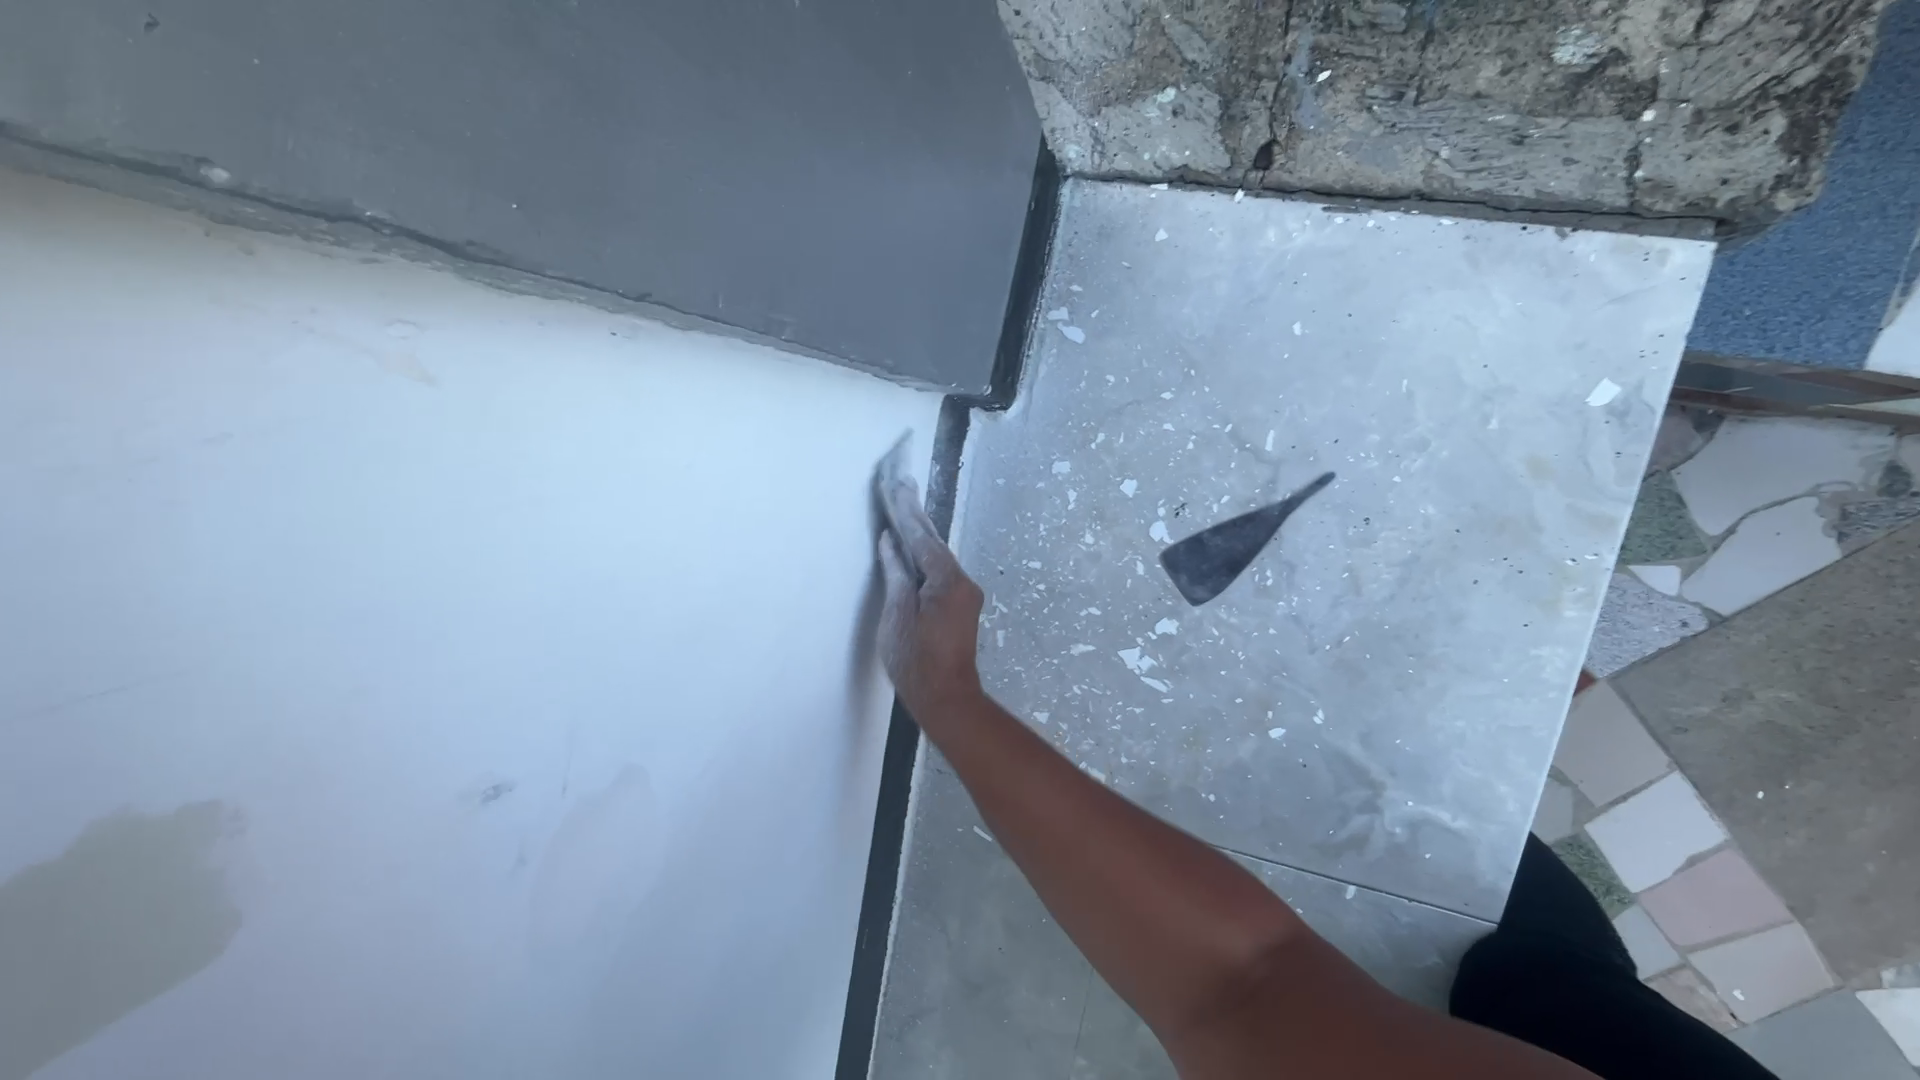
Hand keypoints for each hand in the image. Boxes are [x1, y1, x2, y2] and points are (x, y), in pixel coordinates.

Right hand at [874, 465, 984, 715]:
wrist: (946, 697)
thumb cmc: (915, 660)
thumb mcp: (897, 615)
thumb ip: (896, 574)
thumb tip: (891, 542)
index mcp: (948, 580)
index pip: (922, 538)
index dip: (906, 513)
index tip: (896, 486)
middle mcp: (962, 581)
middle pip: (934, 543)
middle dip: (916, 515)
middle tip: (902, 484)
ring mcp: (965, 594)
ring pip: (938, 557)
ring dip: (920, 534)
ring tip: (904, 506)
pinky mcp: (960, 605)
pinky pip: (940, 571)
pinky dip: (925, 556)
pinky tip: (913, 547)